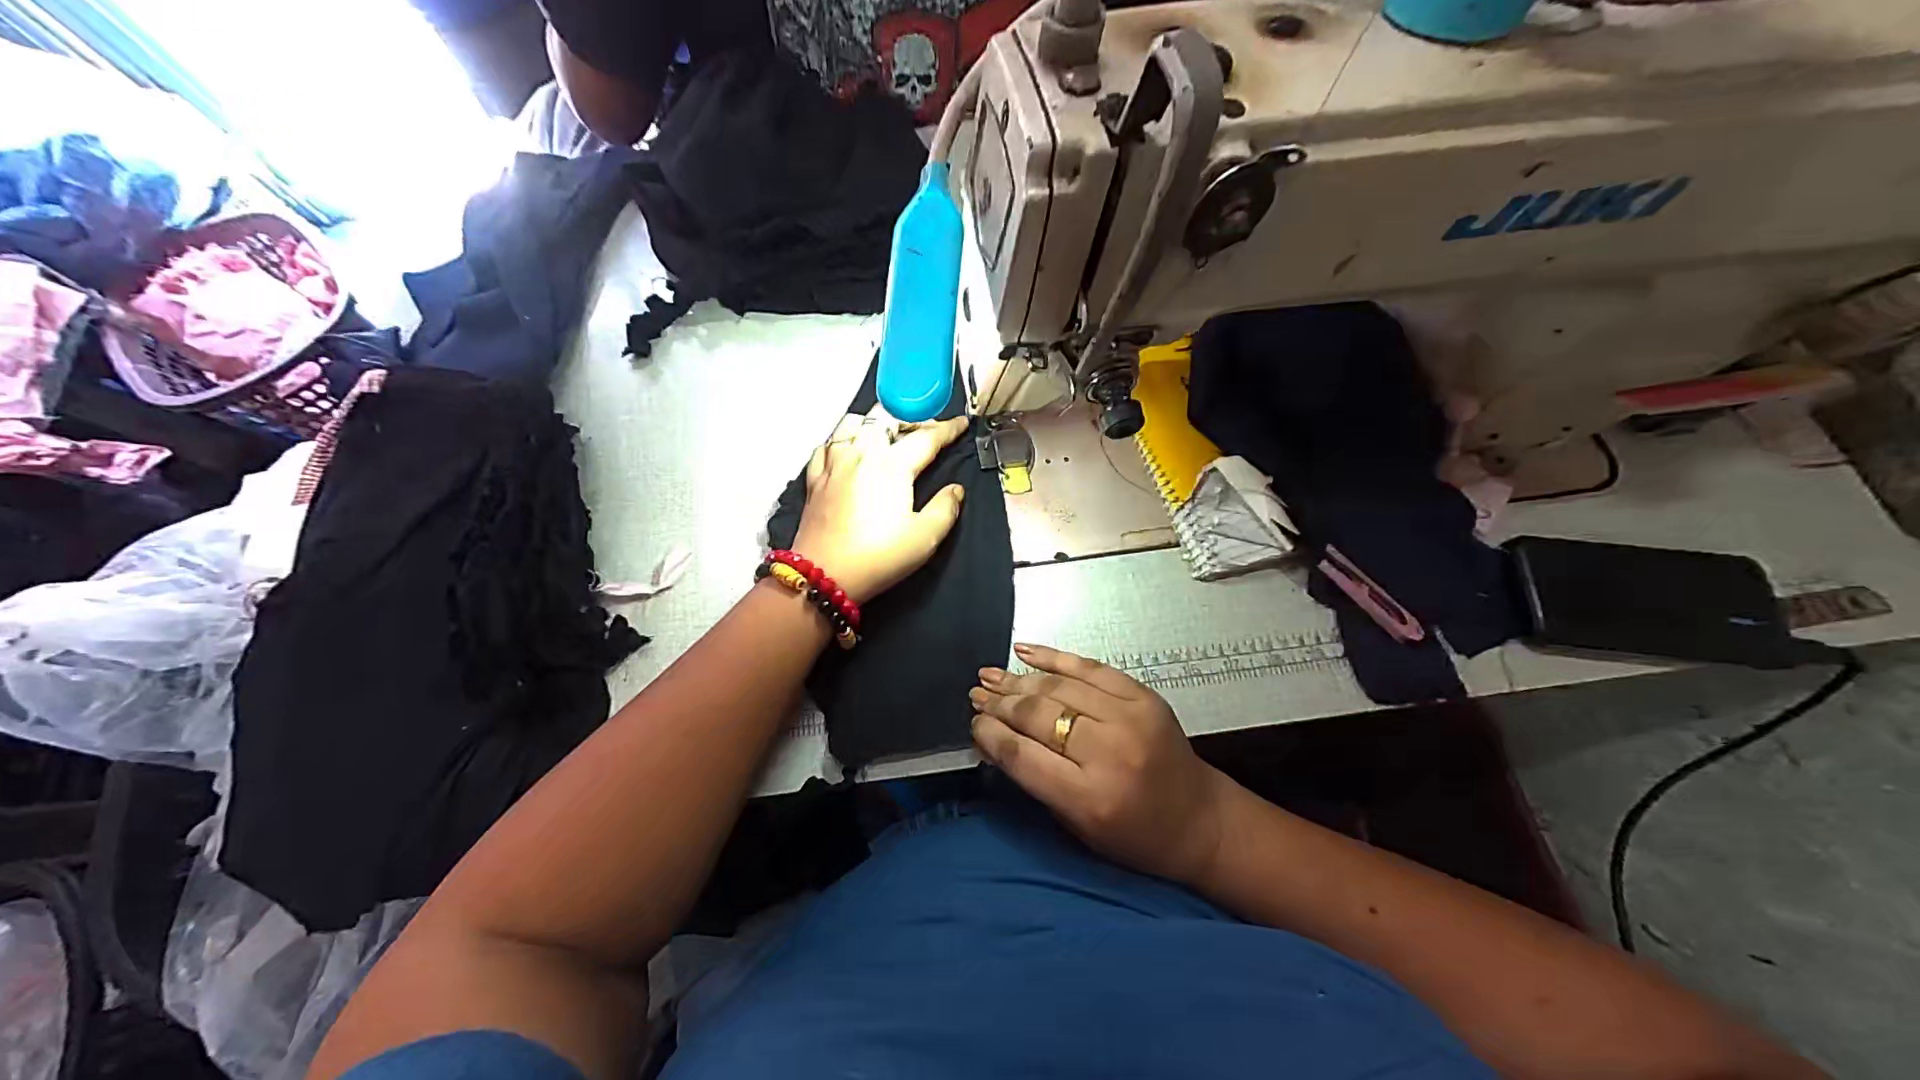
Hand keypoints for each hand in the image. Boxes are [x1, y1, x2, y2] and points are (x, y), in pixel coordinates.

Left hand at [791, 411, 970, 602]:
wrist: (823, 575)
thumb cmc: (877, 557)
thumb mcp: (925, 538)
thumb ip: (945, 509)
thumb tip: (955, 491)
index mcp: (892, 465)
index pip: (926, 437)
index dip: (948, 428)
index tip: (960, 424)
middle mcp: (861, 454)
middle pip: (887, 419)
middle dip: (910, 417)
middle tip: (926, 427)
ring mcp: (833, 464)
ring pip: (852, 423)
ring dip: (873, 421)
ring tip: (885, 432)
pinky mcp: (814, 480)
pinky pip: (827, 445)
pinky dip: (841, 440)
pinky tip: (847, 451)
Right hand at [970, 643, 1230, 886]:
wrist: (1200, 820)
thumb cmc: (1133, 836)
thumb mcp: (1076, 825)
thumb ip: (1034, 779)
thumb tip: (992, 739)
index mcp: (1090, 797)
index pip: (1022, 755)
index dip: (990, 735)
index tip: (973, 724)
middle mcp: (1109, 752)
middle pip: (1038, 716)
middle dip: (1000, 704)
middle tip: (976, 695)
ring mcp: (1130, 717)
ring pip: (1059, 687)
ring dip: (1019, 680)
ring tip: (990, 676)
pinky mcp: (1143, 696)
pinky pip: (1089, 667)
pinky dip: (1054, 658)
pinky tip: (1025, 652)